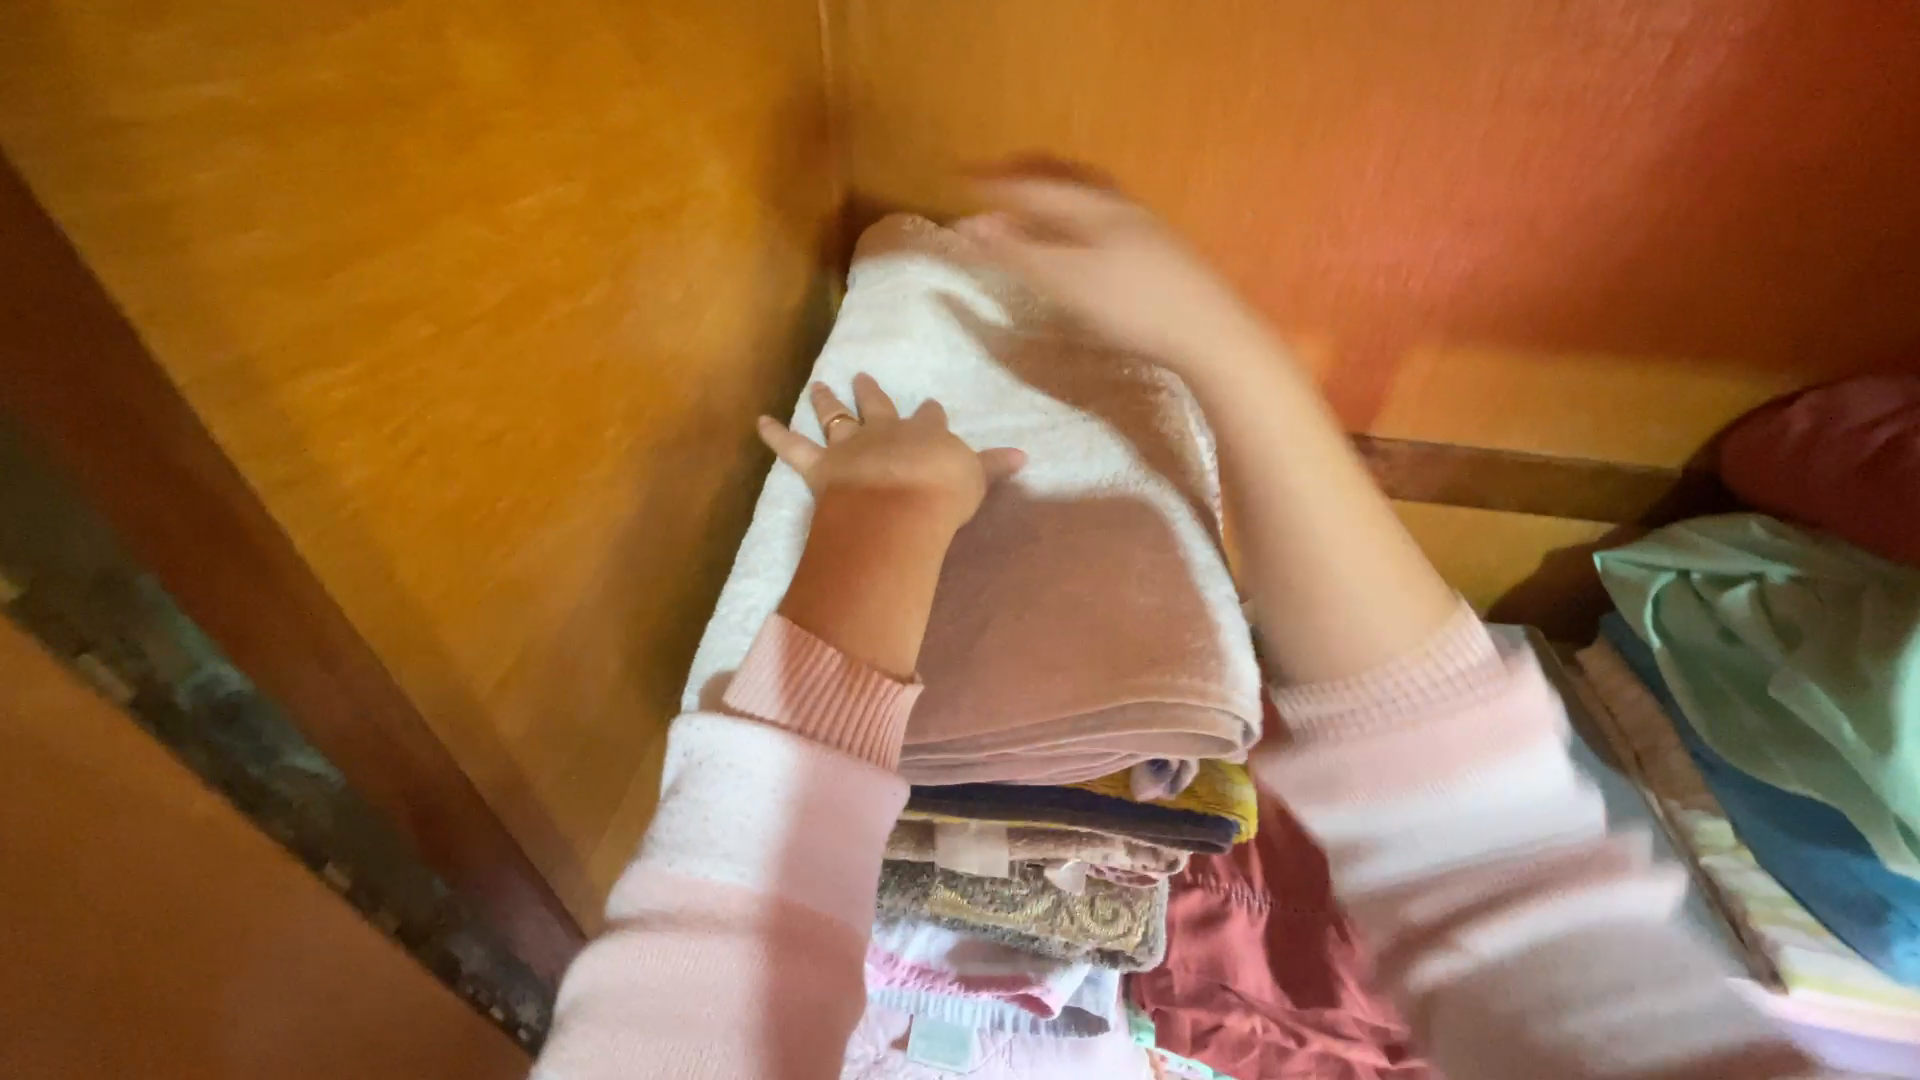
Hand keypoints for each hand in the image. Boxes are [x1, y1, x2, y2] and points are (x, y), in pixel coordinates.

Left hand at [758, 374, 1025, 536]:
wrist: (902, 506)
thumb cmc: (943, 495)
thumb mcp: (975, 480)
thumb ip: (994, 467)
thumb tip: (1025, 457)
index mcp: (925, 433)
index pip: (929, 419)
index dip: (929, 413)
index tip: (929, 405)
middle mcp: (885, 431)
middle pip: (877, 406)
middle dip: (871, 392)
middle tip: (862, 377)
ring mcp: (850, 445)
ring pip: (836, 417)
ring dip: (826, 401)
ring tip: (820, 385)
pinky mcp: (821, 465)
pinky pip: (793, 448)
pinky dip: (775, 435)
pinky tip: (759, 421)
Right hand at [958, 168, 1269, 376]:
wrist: (1208, 332)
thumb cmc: (1132, 308)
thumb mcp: (1066, 283)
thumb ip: (1018, 254)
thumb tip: (970, 227)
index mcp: (1091, 208)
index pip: (1030, 184)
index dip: (992, 181)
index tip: (958, 176)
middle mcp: (1117, 205)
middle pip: (1063, 175)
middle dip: (1024, 173)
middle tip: (994, 178)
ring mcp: (1142, 225)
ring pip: (1090, 191)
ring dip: (1054, 187)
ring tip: (1034, 197)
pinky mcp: (1158, 248)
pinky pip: (1106, 211)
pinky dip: (1078, 209)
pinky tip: (1083, 233)